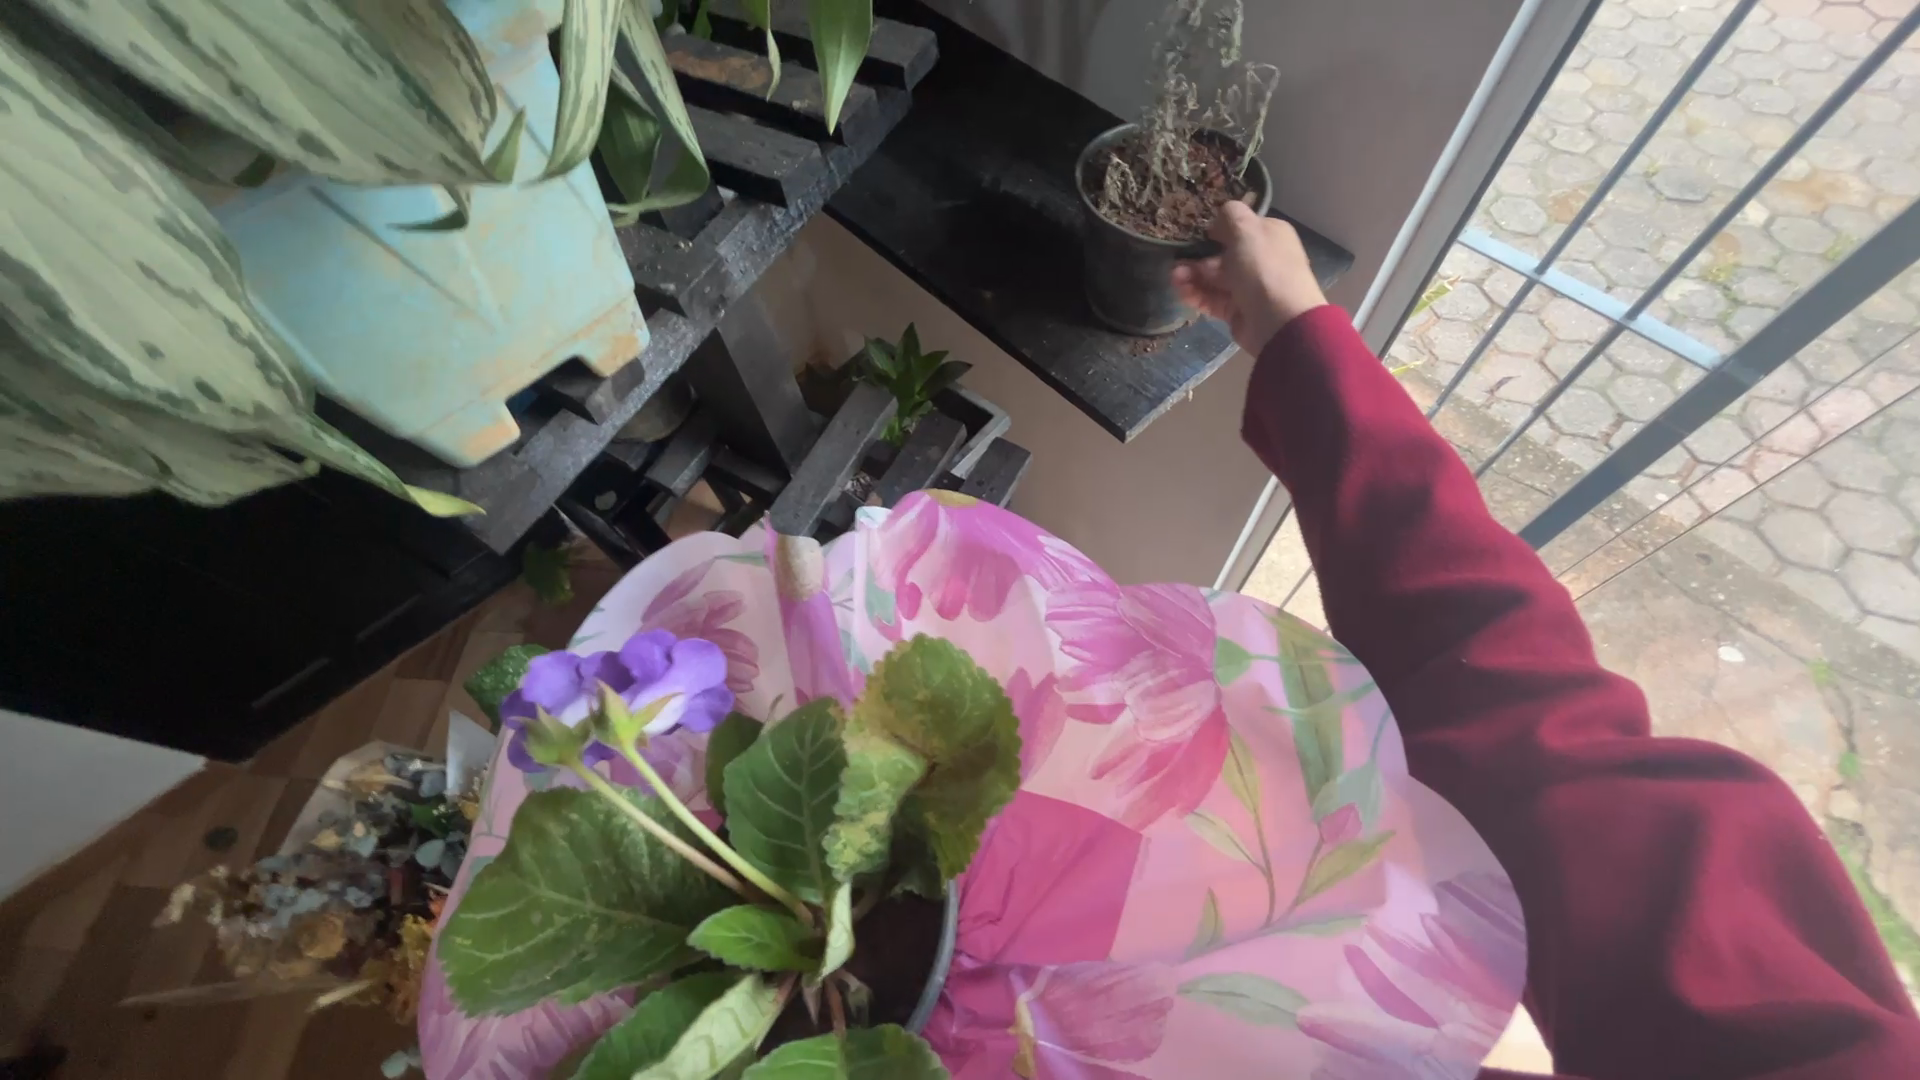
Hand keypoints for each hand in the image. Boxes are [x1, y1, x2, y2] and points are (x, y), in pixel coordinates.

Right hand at [1172, 202, 1326, 354]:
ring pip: (1213, 278)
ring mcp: (1246, 287)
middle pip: (1221, 254)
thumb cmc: (1263, 268)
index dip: (1216, 229)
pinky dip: (1195, 294)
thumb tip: (1218, 219)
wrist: (1278, 320)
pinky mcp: (1235, 310)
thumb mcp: (1247, 229)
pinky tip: (1180, 290)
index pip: (1238, 228)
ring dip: (1192, 275)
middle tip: (1177, 258)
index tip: (1194, 232)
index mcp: (1268, 235)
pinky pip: (1211, 299)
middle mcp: (1258, 259)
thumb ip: (1230, 215)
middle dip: (1197, 256)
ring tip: (1174, 277)